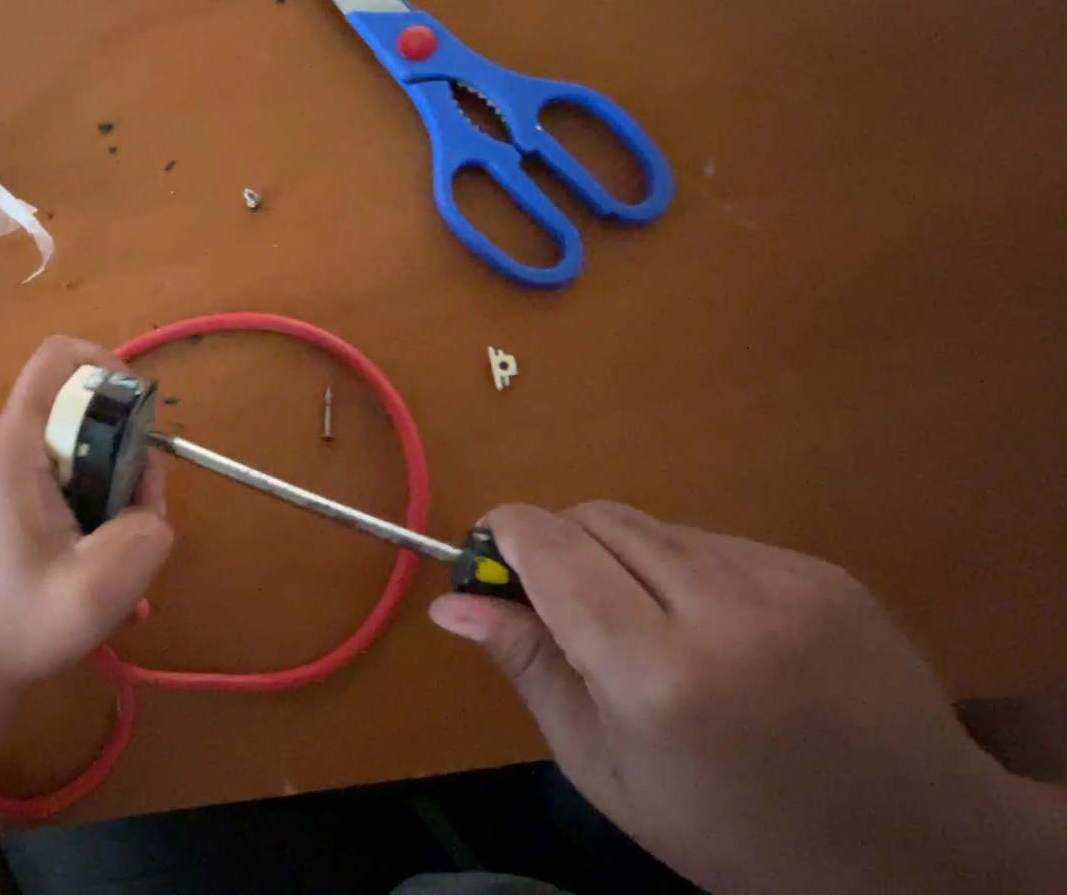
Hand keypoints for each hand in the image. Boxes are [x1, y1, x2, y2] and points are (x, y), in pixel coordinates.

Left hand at [0, 337, 173, 686]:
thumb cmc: (20, 622)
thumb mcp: (98, 586)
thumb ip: (145, 531)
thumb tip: (147, 502)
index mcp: (15, 441)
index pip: (61, 356)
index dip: (111, 367)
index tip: (143, 421)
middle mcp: (9, 437)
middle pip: (87, 406)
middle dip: (127, 452)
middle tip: (134, 517)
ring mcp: (12, 463)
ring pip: (90, 444)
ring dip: (119, 489)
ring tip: (117, 554)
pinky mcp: (19, 487)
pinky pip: (77, 470)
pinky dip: (101, 505)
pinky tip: (102, 562)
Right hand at [430, 502, 1066, 894]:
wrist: (922, 854)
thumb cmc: (727, 826)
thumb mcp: (602, 765)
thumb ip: (525, 666)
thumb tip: (449, 602)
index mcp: (655, 672)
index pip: (549, 547)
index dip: (503, 535)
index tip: (488, 560)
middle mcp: (720, 610)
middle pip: (593, 517)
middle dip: (557, 543)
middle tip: (564, 605)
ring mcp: (782, 583)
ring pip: (648, 523)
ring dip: (619, 557)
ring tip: (647, 625)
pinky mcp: (819, 570)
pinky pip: (708, 538)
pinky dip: (680, 567)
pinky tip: (711, 628)